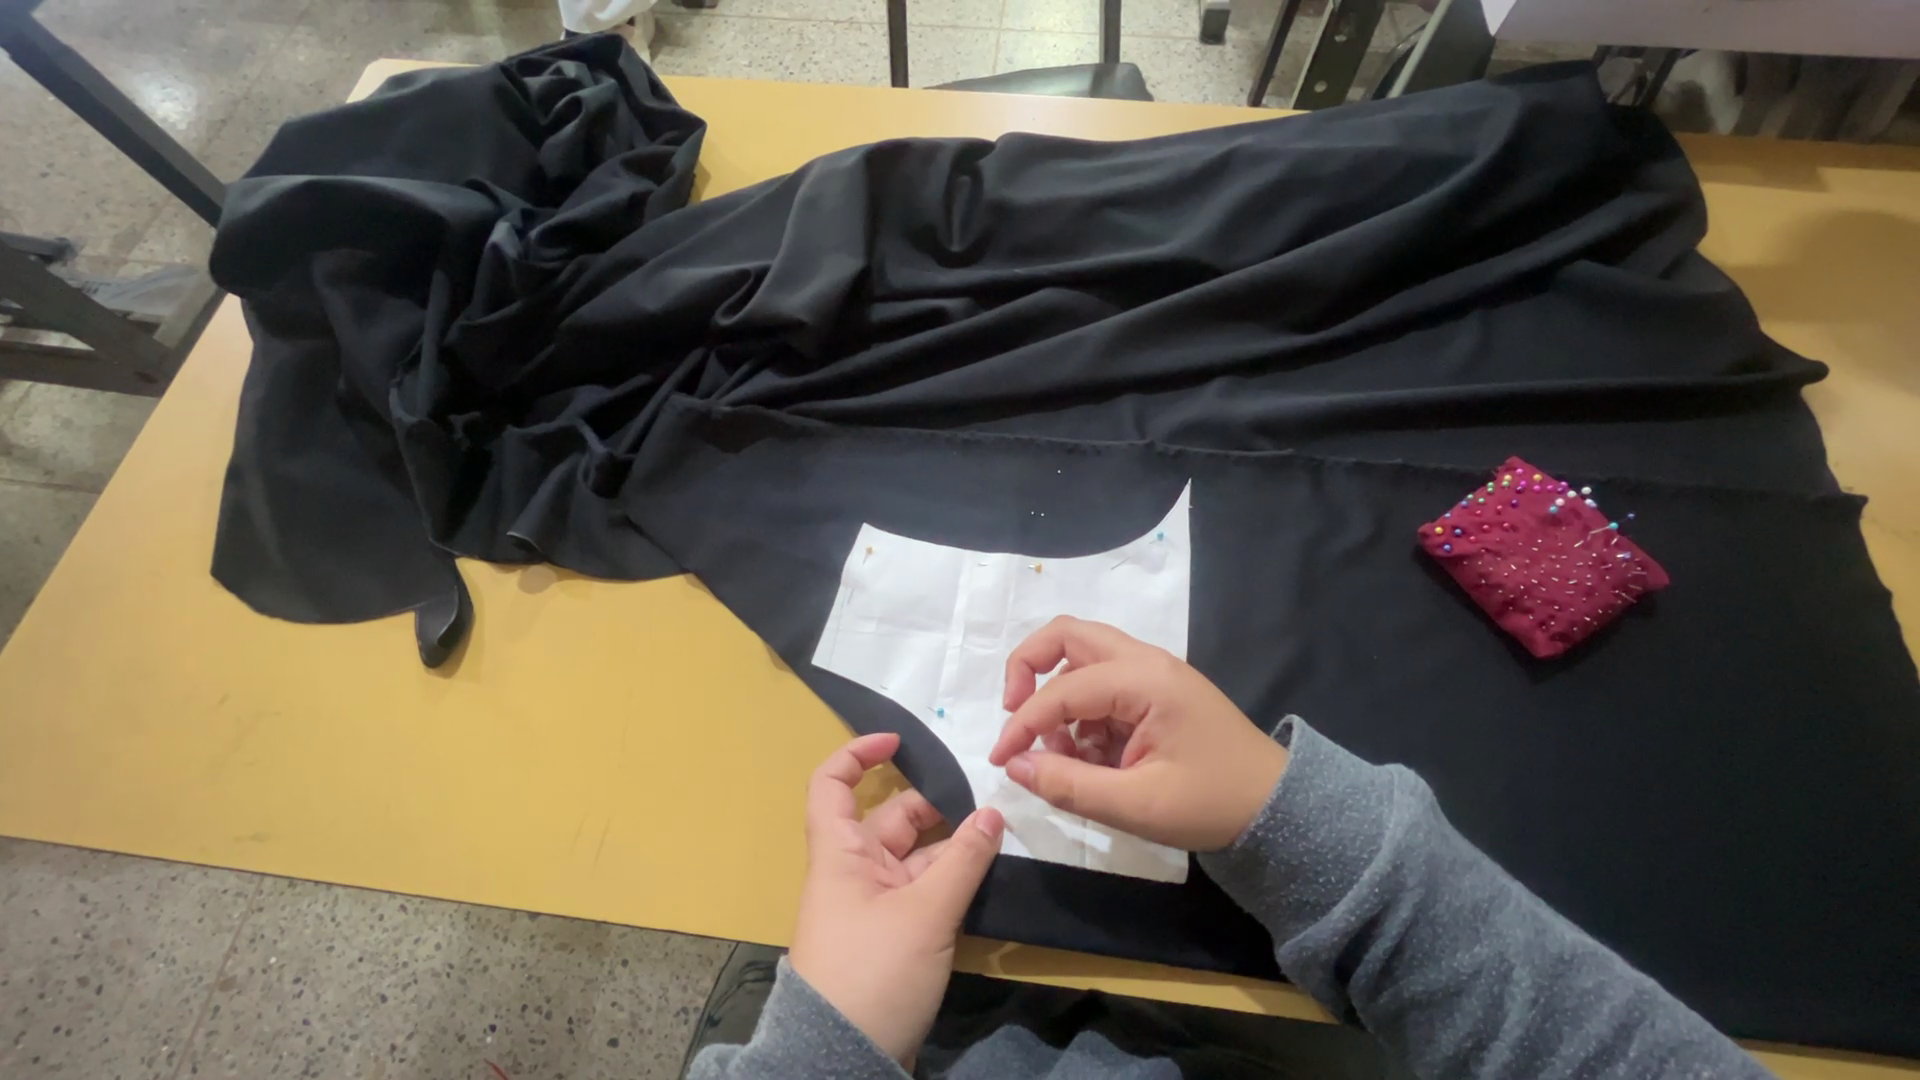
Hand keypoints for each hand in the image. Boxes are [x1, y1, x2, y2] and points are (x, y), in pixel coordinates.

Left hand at [788, 733, 1004, 1065]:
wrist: (844, 1061)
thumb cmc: (873, 971)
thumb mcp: (924, 913)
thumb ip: (963, 861)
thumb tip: (994, 814)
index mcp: (841, 852)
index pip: (833, 784)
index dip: (859, 754)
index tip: (899, 740)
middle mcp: (854, 869)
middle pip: (893, 818)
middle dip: (937, 807)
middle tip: (987, 801)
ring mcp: (874, 903)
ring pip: (915, 856)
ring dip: (953, 847)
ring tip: (999, 836)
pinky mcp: (892, 934)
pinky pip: (922, 889)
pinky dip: (951, 880)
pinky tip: (987, 876)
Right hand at [988, 616, 1288, 851]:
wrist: (1279, 808)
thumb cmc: (1213, 805)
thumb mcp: (1137, 806)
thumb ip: (1069, 785)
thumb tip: (1014, 767)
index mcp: (1144, 680)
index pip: (1062, 689)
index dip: (1022, 724)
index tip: (999, 761)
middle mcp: (1145, 661)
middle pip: (1067, 635)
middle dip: (1029, 670)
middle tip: (1017, 715)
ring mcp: (1151, 672)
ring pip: (1082, 656)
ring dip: (1058, 695)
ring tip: (1064, 755)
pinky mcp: (1155, 690)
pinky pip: (1101, 684)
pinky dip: (1082, 712)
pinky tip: (1092, 758)